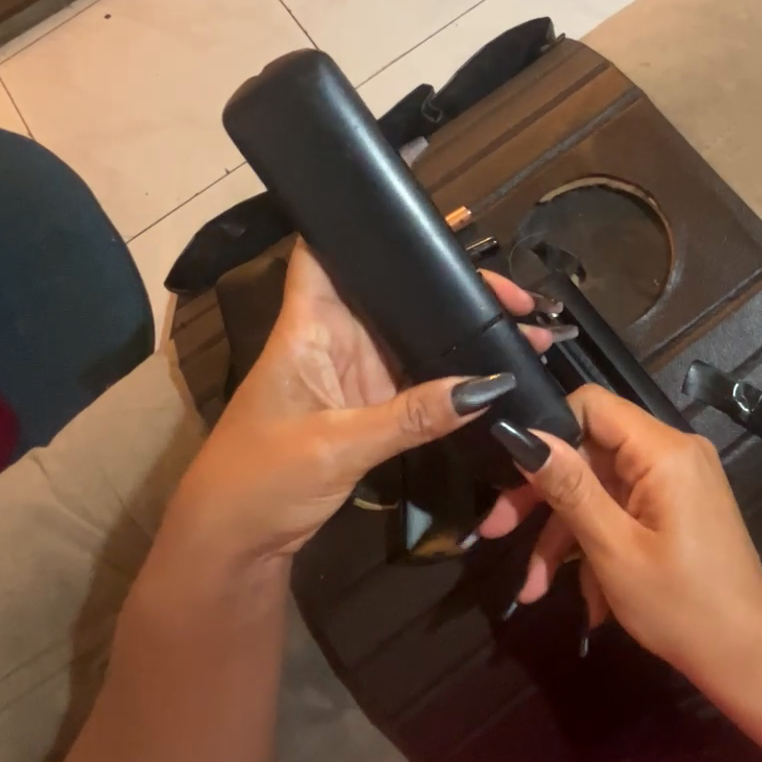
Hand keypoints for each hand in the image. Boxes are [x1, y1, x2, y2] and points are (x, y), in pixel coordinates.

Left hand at [161, 242, 563, 562]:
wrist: (236, 546)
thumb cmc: (260, 479)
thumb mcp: (337, 445)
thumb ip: (414, 417)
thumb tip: (491, 387)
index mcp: (309, 324)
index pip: (328, 251)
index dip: (368, 224)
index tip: (428, 214)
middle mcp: (338, 336)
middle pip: (396, 291)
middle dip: (453, 284)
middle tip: (518, 295)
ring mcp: (360, 371)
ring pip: (417, 333)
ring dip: (464, 328)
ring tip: (526, 326)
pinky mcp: (375, 405)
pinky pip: (423, 377)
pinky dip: (458, 371)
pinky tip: (498, 366)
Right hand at [486, 385, 761, 680]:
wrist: (748, 659)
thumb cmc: (682, 606)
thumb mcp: (614, 549)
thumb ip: (569, 487)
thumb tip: (522, 435)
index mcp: (665, 450)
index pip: (592, 404)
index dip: (547, 428)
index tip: (510, 470)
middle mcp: (674, 453)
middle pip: (590, 451)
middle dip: (543, 495)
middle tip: (495, 531)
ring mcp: (676, 482)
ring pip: (601, 488)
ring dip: (565, 535)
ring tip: (532, 591)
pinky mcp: (676, 508)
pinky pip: (623, 510)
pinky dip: (597, 545)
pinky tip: (584, 601)